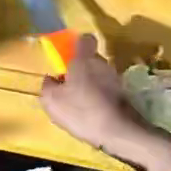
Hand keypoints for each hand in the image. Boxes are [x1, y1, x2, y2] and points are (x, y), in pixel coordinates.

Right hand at [40, 35, 152, 163]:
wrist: (117, 131)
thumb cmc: (81, 110)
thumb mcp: (52, 100)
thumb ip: (48, 86)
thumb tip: (51, 79)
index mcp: (85, 59)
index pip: (85, 39)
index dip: (76, 45)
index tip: (68, 57)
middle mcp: (103, 63)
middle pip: (91, 59)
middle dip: (81, 69)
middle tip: (69, 86)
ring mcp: (116, 79)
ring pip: (99, 76)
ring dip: (90, 85)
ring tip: (80, 103)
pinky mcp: (123, 95)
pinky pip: (106, 90)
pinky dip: (99, 97)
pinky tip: (92, 113)